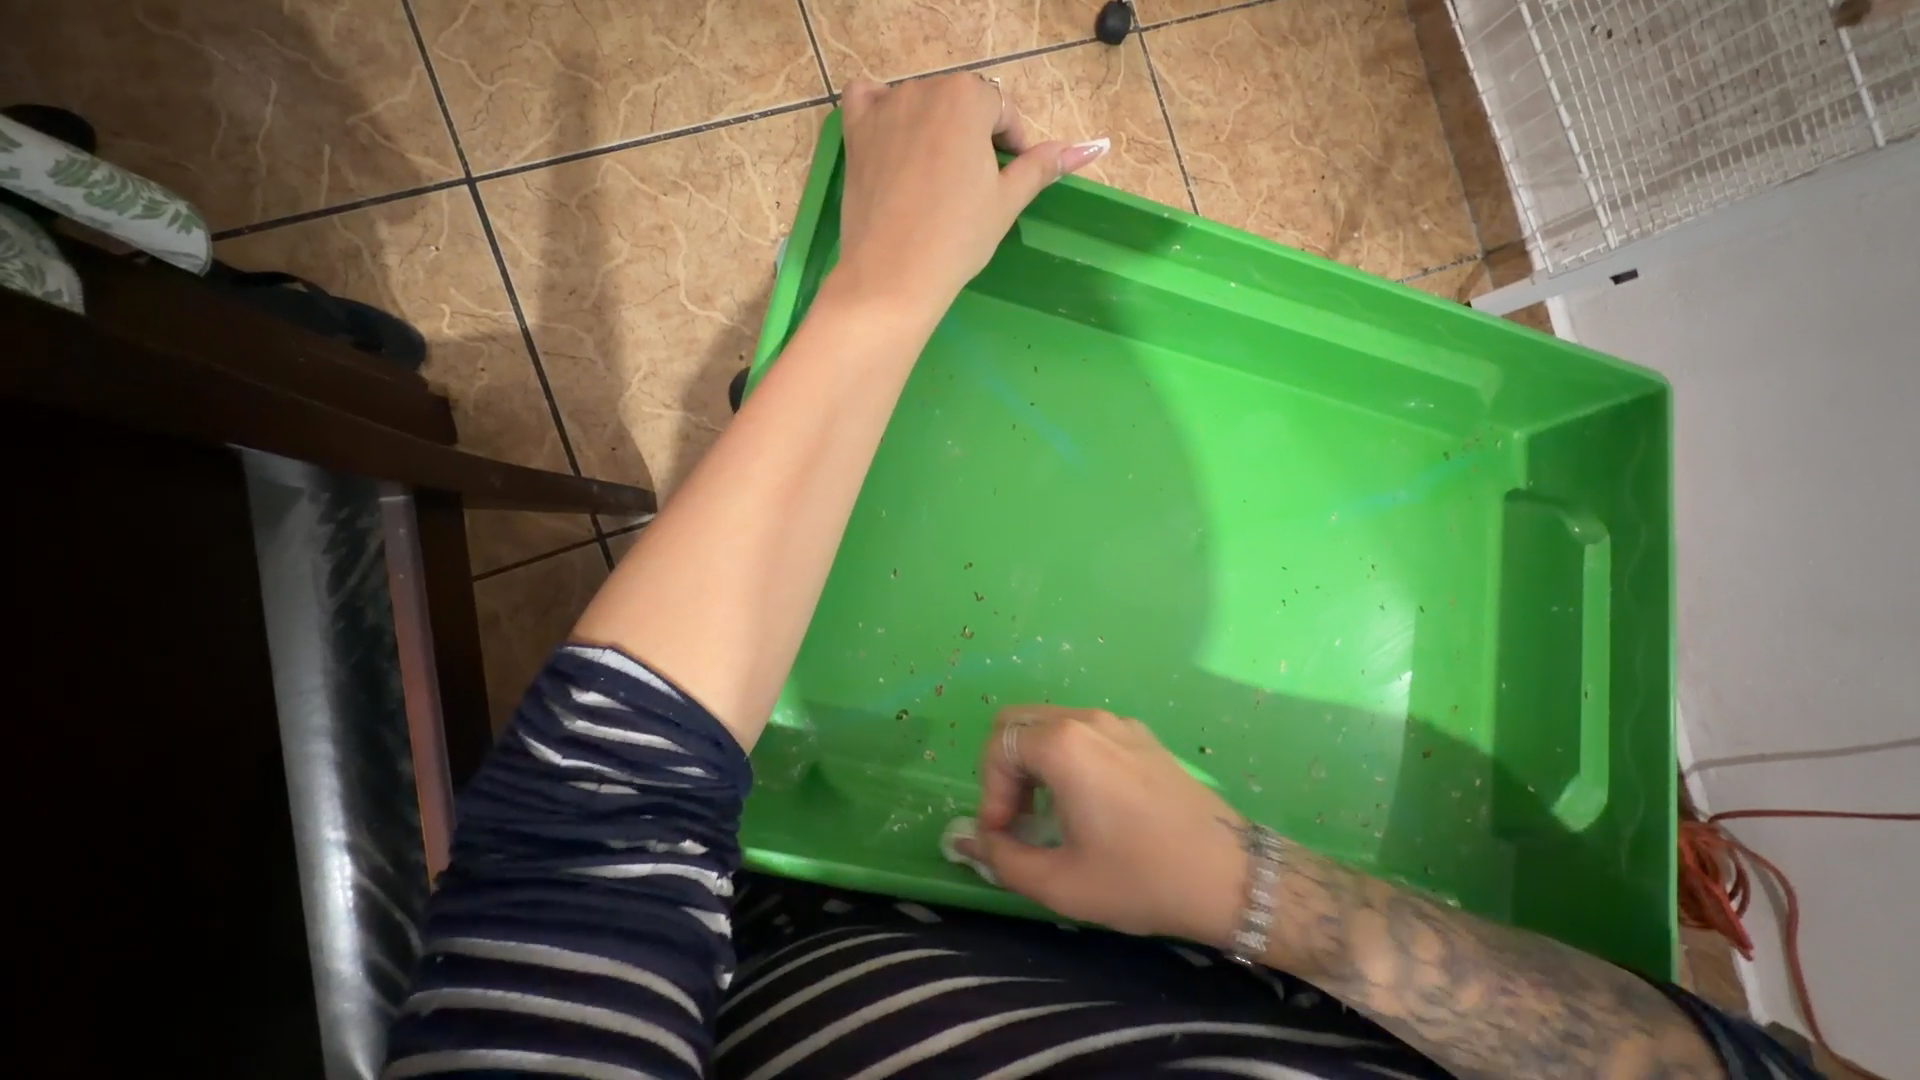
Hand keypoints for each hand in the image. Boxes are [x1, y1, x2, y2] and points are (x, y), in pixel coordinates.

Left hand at [832, 74, 1108, 317]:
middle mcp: (924, 88)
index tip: (1008, 181)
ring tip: (936, 180)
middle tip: (972, 188)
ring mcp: (884, 108)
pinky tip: (892, 140)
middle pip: (960, 104)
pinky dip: (881, 111)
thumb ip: (1042, 166)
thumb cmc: (958, 239)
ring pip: (920, 104)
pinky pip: (866, 99)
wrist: (893, 275)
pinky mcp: (855, 132)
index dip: (1012, 145)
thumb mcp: (1007, 201)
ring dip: (933, 129)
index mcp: (967, 98)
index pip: (1002, 110)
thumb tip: (1091, 147)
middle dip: (972, 137)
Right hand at [957, 705, 1248, 945]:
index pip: (998, 748)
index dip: (989, 793)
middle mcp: (1089, 719)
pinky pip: (1084, 733)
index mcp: (1064, 745)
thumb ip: (1001, 859)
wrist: (1231, 877)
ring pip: (1051, 725)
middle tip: (1017, 820)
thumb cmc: (1140, 879)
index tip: (1003, 836)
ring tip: (1048, 817)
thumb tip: (967, 841)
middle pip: (1019, 723)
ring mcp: (1120, 723)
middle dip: (1005, 770)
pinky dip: (1066, 759)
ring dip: (1034, 764)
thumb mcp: (1059, 883)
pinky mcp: (1142, 737)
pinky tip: (1086, 805)